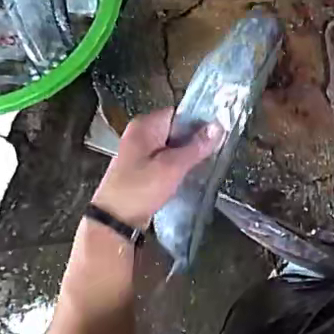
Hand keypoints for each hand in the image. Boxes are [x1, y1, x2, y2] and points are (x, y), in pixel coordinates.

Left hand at [91, 110, 224, 226]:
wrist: (115, 220)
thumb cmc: (141, 189)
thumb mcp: (173, 166)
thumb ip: (196, 146)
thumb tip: (218, 126)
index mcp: (145, 125)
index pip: (180, 113)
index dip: (199, 122)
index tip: (217, 134)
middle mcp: (141, 133)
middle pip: (177, 129)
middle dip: (194, 140)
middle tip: (214, 151)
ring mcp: (140, 150)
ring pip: (173, 145)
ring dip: (187, 154)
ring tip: (205, 163)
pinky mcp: (142, 167)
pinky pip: (166, 159)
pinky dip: (178, 165)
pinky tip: (189, 174)